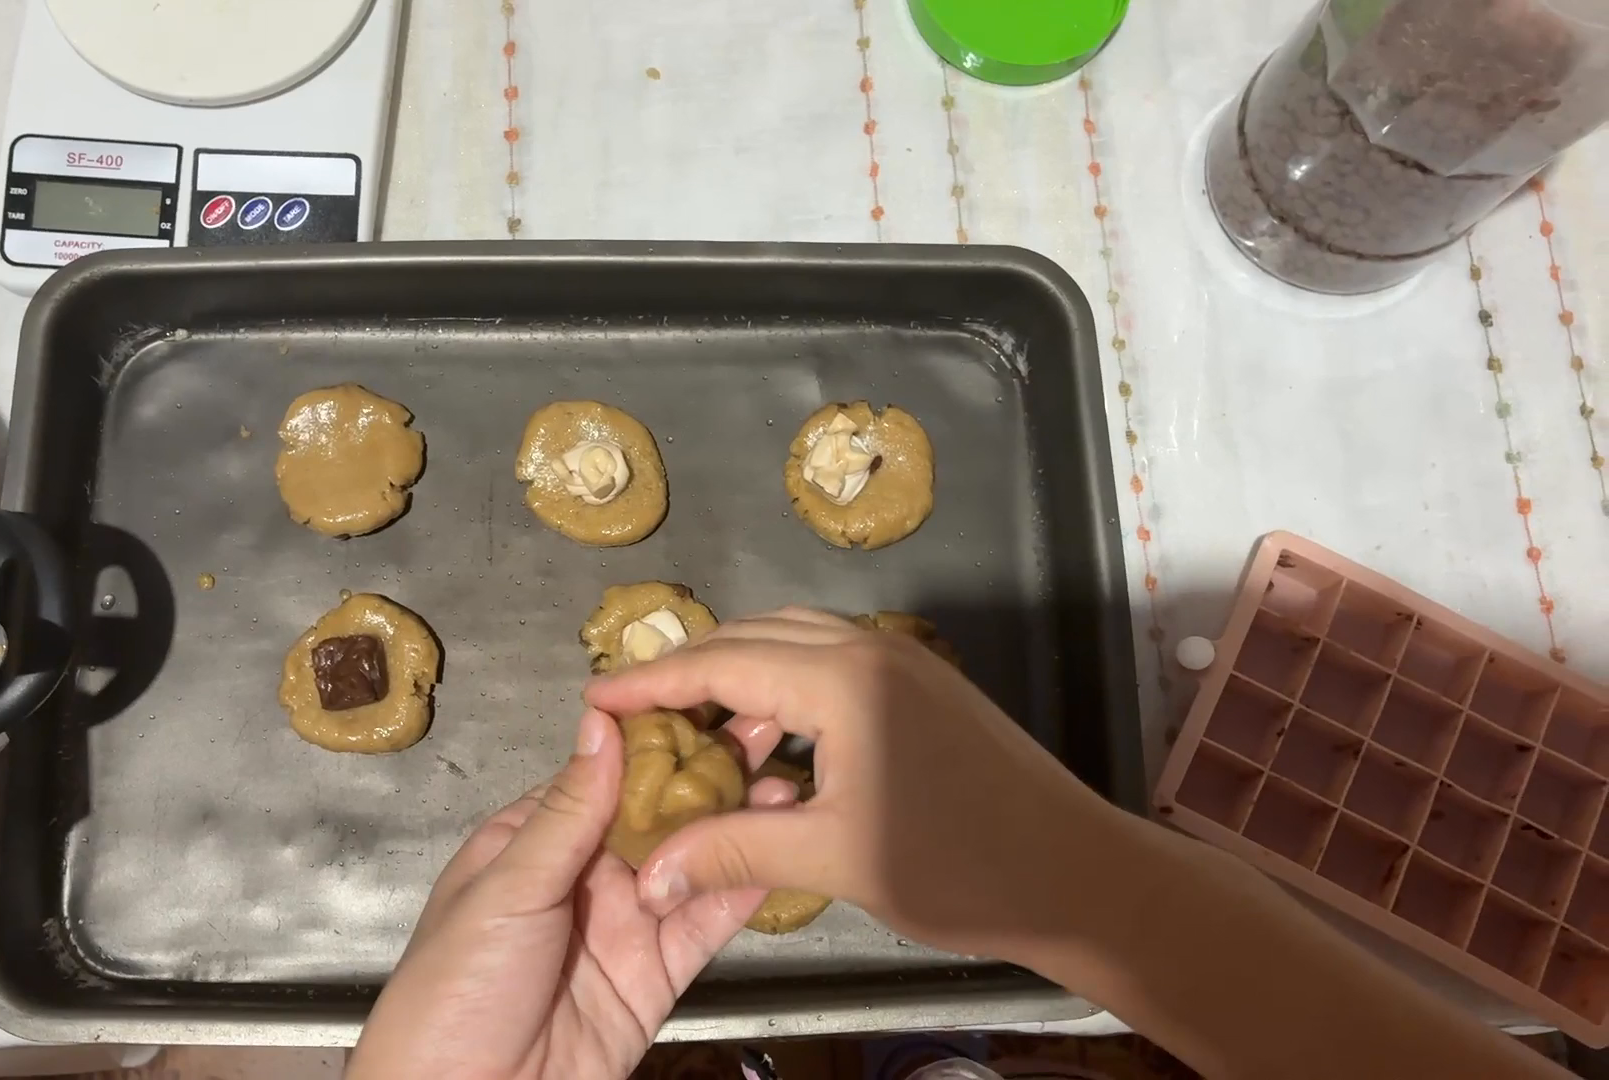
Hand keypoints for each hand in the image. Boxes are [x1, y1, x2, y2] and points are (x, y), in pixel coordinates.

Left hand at [348, 708, 797, 1079]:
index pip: (609, 771)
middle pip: (658, 811)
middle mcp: (590, 867)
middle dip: (709, 771)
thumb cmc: (459, 983)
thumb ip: (567, 809)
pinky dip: (740, 888)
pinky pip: (703, 923)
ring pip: (689, 859)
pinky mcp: (658, 972)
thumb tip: (601, 717)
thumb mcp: (506, 887)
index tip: (705, 696)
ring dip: (735, 822)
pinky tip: (777, 851)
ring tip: (784, 780)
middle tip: (763, 726)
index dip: (656, 737)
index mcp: (542, 835)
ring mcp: (628, 918)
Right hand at [584, 607, 1137, 966]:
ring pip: (787, 634)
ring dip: (732, 660)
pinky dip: (776, 668)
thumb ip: (732, 851)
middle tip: (636, 705)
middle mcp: (863, 645)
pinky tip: (764, 712)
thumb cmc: (959, 868)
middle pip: (748, 636)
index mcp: (839, 680)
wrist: (1082, 874)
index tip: (595, 694)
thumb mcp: (835, 859)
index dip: (650, 680)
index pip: (719, 665)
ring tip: (690, 705)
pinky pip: (823, 649)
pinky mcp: (915, 673)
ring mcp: (895, 653)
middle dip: (685, 665)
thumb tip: (647, 873)